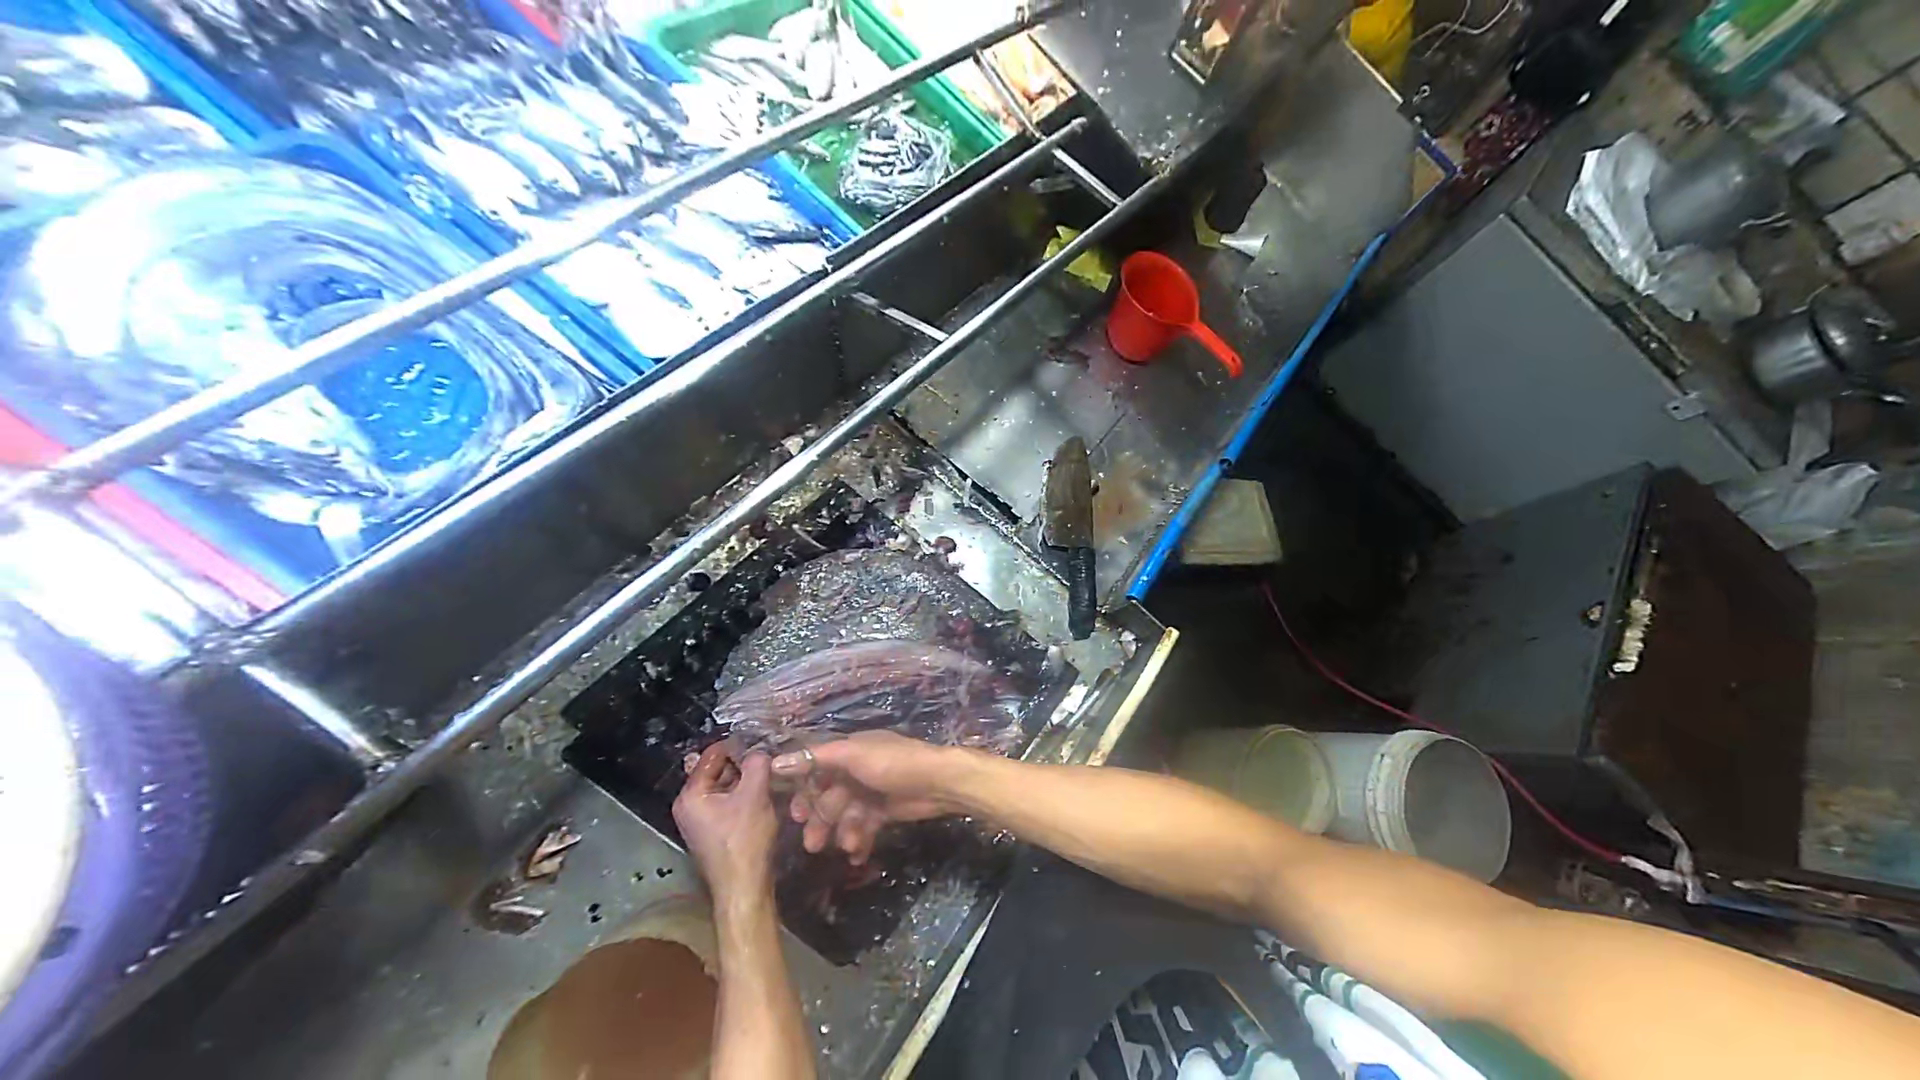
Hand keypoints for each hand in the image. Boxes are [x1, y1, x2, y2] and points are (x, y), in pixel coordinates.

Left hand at [672, 742, 778, 904]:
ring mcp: (700, 820)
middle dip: (743, 763)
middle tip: (769, 757)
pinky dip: (745, 796)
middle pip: (717, 770)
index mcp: (691, 794)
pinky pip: (728, 803)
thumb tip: (760, 749)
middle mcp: (689, 805)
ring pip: (726, 787)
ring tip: (771, 773)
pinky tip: (765, 794)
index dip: (737, 745)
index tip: (762, 740)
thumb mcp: (754, 794)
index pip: (712, 755)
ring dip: (746, 780)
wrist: (744, 888)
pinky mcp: (714, 832)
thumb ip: (756, 764)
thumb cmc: (745, 840)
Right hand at [770, 731, 971, 863]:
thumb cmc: (895, 763)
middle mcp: (857, 770)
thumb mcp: (854, 755)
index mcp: (849, 751)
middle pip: (828, 797)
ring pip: (845, 815)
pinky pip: (864, 827)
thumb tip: (776, 762)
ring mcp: (871, 792)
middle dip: (821, 819)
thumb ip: (817, 758)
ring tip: (846, 847)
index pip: (816, 770)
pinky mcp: (884, 812)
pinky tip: (857, 853)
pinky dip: (859, 840)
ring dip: (842, 832)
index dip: (804, 791)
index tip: (794, 814)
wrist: (939, 783)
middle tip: (813, 843)